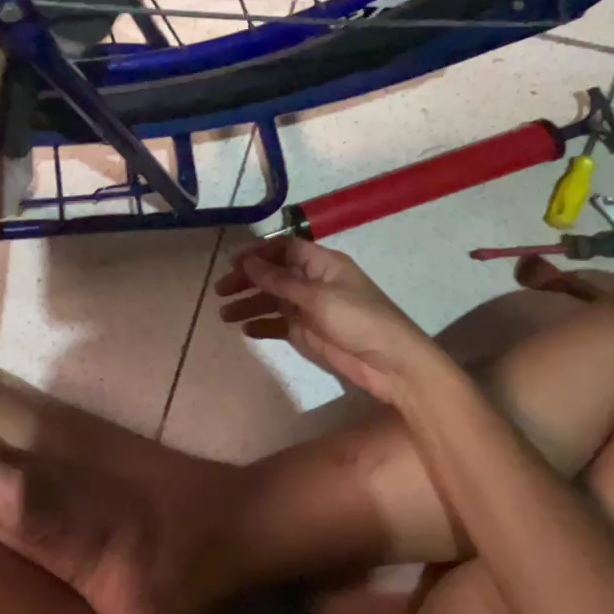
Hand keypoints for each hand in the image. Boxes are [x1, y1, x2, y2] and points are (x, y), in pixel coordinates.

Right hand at [215, 237, 428, 399]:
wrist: (392, 364)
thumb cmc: (359, 320)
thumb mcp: (317, 297)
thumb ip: (280, 281)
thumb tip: (247, 263)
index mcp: (322, 263)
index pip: (283, 249)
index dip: (257, 253)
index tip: (231, 263)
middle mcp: (314, 281)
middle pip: (273, 274)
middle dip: (247, 280)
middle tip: (221, 291)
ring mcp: (311, 308)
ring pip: (273, 300)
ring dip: (249, 304)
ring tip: (225, 315)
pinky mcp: (310, 332)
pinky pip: (280, 324)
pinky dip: (263, 325)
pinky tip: (246, 330)